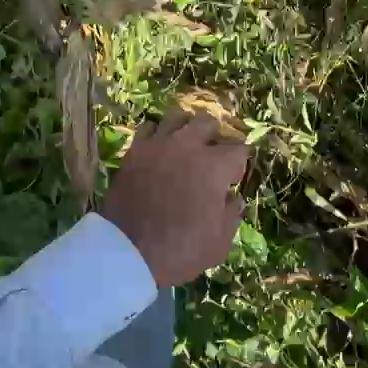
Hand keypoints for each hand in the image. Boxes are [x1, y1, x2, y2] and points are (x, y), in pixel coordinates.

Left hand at [100, 108, 248, 286]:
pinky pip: (149, 128)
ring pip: (177, 116)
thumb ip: (232, 215)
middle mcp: (188, 145)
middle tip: (212, 156)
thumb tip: (235, 198)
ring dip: (186, 127)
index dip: (239, 162)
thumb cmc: (181, 249)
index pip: (238, 149)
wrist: (129, 250)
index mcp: (214, 166)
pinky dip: (157, 134)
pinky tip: (159, 148)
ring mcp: (159, 144)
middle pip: (207, 123)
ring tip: (185, 144)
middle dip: (215, 137)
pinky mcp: (135, 149)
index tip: (234, 177)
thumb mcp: (219, 243)